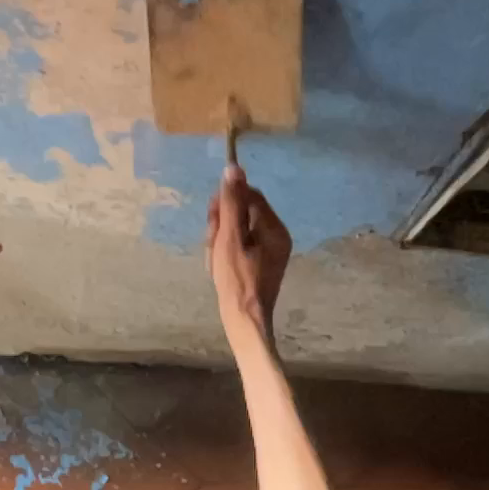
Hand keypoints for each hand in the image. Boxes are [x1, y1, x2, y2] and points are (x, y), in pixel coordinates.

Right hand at [206, 165, 290, 342]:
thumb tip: (233, 168)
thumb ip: (230, 203)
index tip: (211, 217)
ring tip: (214, 261)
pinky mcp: (260, 265)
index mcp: (274, 228)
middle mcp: (277, 237)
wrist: (245, 321)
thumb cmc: (236, 280)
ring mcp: (269, 252)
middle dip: (221, 225)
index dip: (227, 202)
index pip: (249, 196)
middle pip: (242, 213)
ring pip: (237, 231)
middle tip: (211, 244)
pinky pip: (240, 247)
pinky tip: (218, 268)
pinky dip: (226, 253)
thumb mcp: (229, 238)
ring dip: (220, 241)